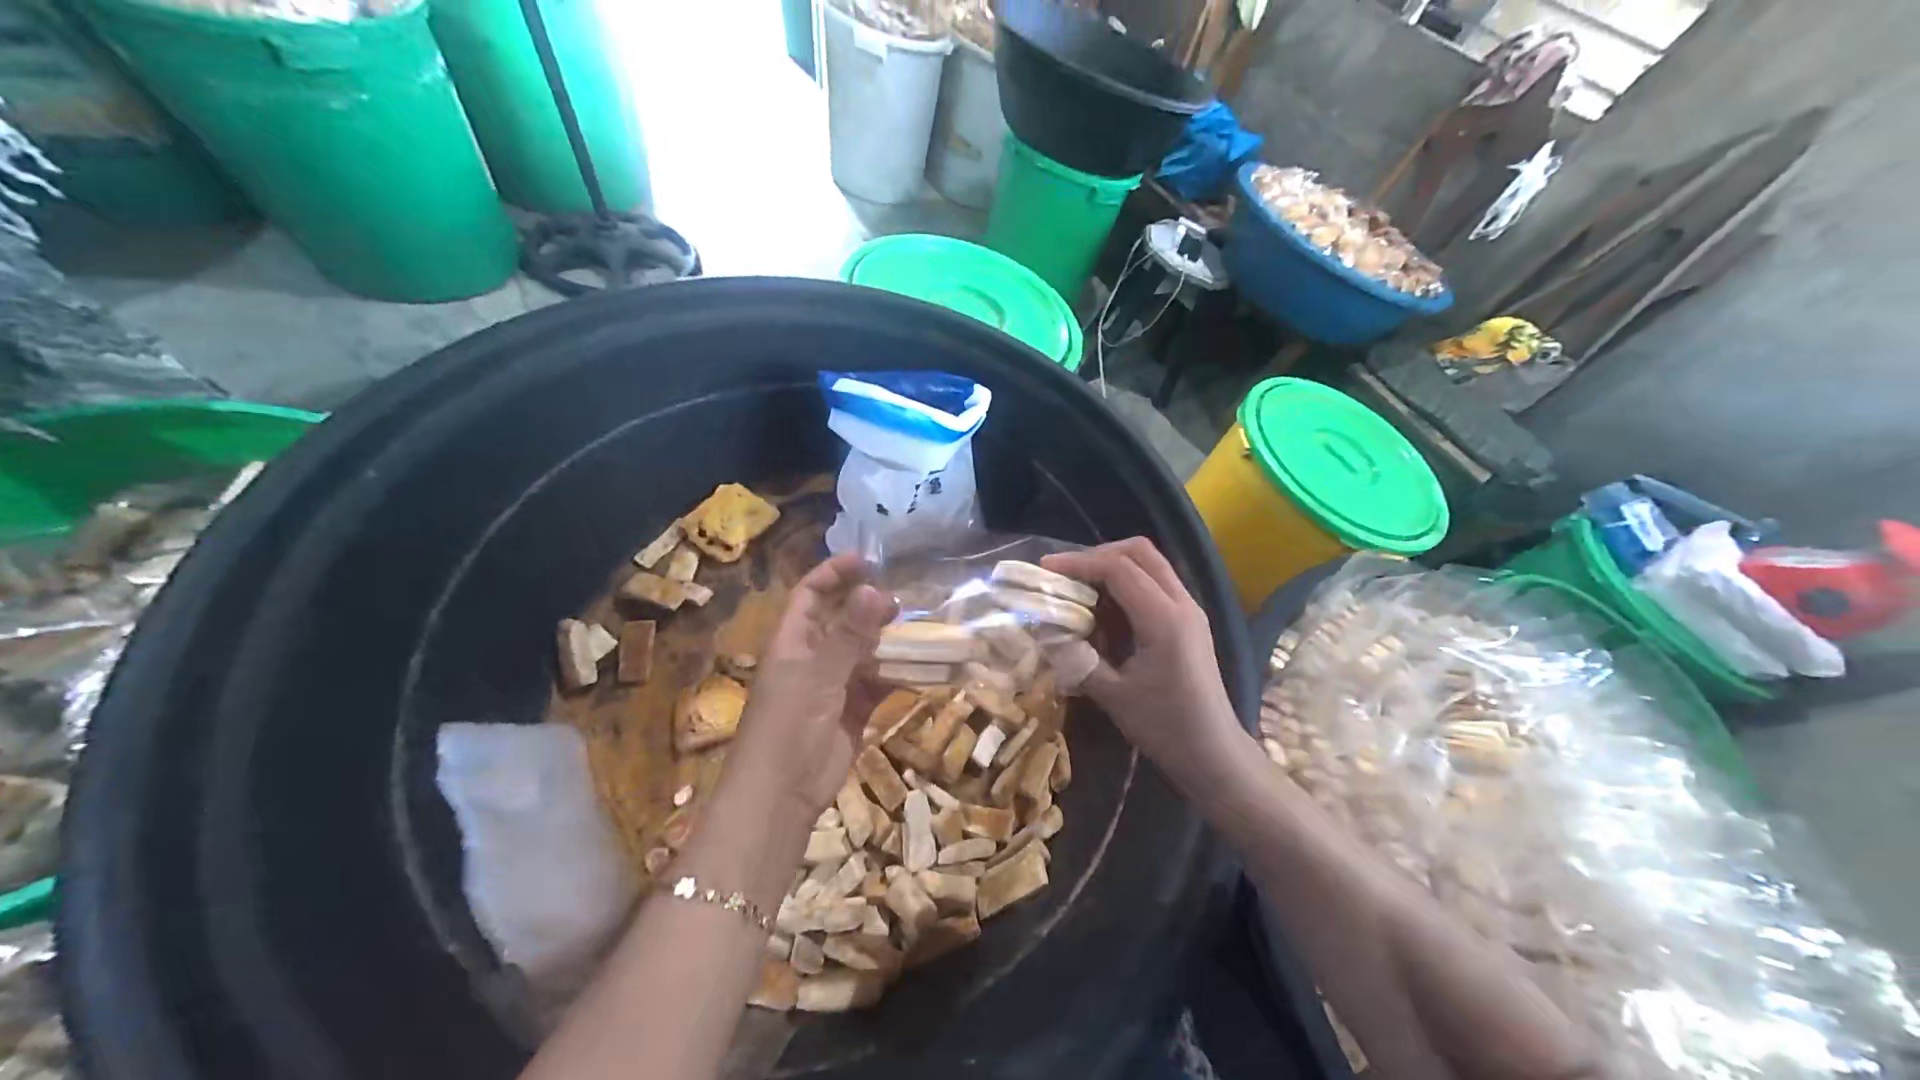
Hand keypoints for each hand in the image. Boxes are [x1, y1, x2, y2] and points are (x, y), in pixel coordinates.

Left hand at [726, 554, 897, 814]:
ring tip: (917, 632)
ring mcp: (832, 686)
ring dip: (887, 642)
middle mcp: (811, 658)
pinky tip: (920, 668)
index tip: (867, 561)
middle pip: (841, 621)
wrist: (782, 794)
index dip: (833, 573)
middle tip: (900, 603)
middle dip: (867, 608)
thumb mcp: (820, 674)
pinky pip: (877, 684)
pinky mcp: (852, 711)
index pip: (810, 595)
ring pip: (863, 653)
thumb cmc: (789, 726)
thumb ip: (849, 634)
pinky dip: (896, 675)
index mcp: (792, 642)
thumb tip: (875, 589)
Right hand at [1041, 539, 1243, 790]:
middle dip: (1097, 555)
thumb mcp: (1112, 696)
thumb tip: (1045, 632)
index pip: (1119, 569)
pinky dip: (1126, 583)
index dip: (1079, 563)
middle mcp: (1182, 604)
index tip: (1045, 569)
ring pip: (1150, 564)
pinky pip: (1155, 583)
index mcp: (1165, 620)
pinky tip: (1103, 609)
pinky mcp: (1189, 621)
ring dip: (1112, 566)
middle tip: (1064, 573)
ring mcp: (1189, 610)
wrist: (1214, 753)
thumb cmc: (1165, 727)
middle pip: (1140, 552)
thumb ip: (1078, 658)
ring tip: (1079, 587)